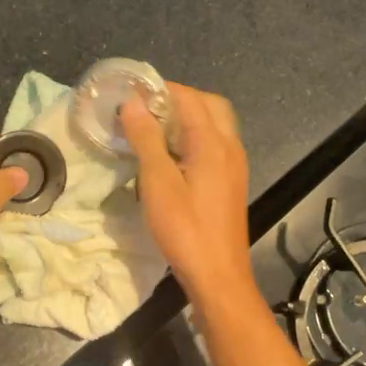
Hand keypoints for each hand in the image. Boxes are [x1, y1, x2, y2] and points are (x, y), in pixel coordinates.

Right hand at [121, 84, 259, 304]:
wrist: (218, 275)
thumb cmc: (185, 229)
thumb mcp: (158, 183)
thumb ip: (146, 139)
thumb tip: (133, 102)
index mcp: (213, 143)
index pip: (189, 98)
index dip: (160, 90)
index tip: (131, 92)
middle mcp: (230, 147)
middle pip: (210, 106)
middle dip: (180, 99)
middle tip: (147, 108)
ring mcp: (234, 166)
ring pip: (216, 126)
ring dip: (188, 118)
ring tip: (154, 129)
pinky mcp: (231, 183)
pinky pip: (216, 146)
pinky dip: (195, 138)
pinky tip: (171, 156)